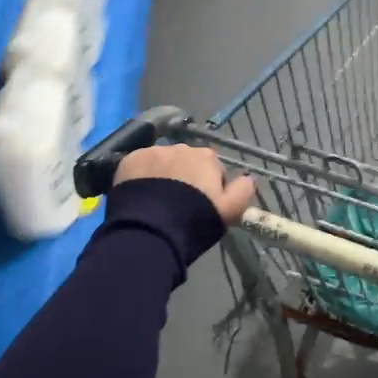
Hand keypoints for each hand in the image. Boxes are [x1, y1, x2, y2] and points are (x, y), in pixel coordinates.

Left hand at [114, 144, 257, 225]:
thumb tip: (249, 177)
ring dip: (161, 175)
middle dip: (183, 177)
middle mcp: (181, 147)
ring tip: (155, 202)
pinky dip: (139, 177)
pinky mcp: (129, 160)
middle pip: (185, 161)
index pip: (211, 167)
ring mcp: (153, 152)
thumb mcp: (230, 210)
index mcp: (208, 157)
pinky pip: (138, 166)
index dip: (207, 186)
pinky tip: (138, 197)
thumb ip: (244, 190)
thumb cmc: (196, 219)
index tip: (201, 204)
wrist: (152, 229)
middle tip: (177, 204)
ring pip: (160, 162)